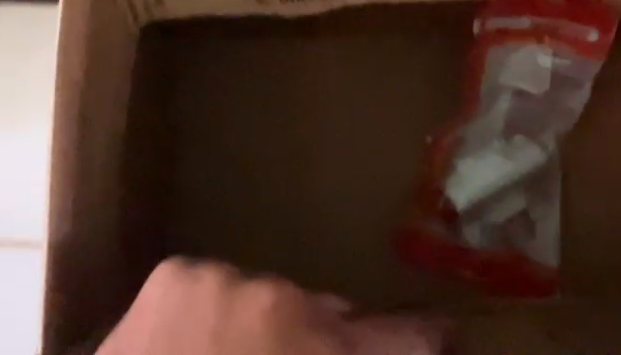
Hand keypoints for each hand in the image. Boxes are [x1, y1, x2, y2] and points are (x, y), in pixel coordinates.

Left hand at [97, 259, 442, 354]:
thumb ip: (350, 354)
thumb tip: (350, 340)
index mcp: (319, 349)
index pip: (399, 339)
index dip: (421, 339)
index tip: (443, 332)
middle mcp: (284, 303)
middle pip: (324, 317)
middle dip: (323, 345)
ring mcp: (226, 280)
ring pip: (267, 303)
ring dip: (266, 332)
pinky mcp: (177, 274)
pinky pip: (216, 292)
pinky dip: (216, 319)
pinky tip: (197, 352)